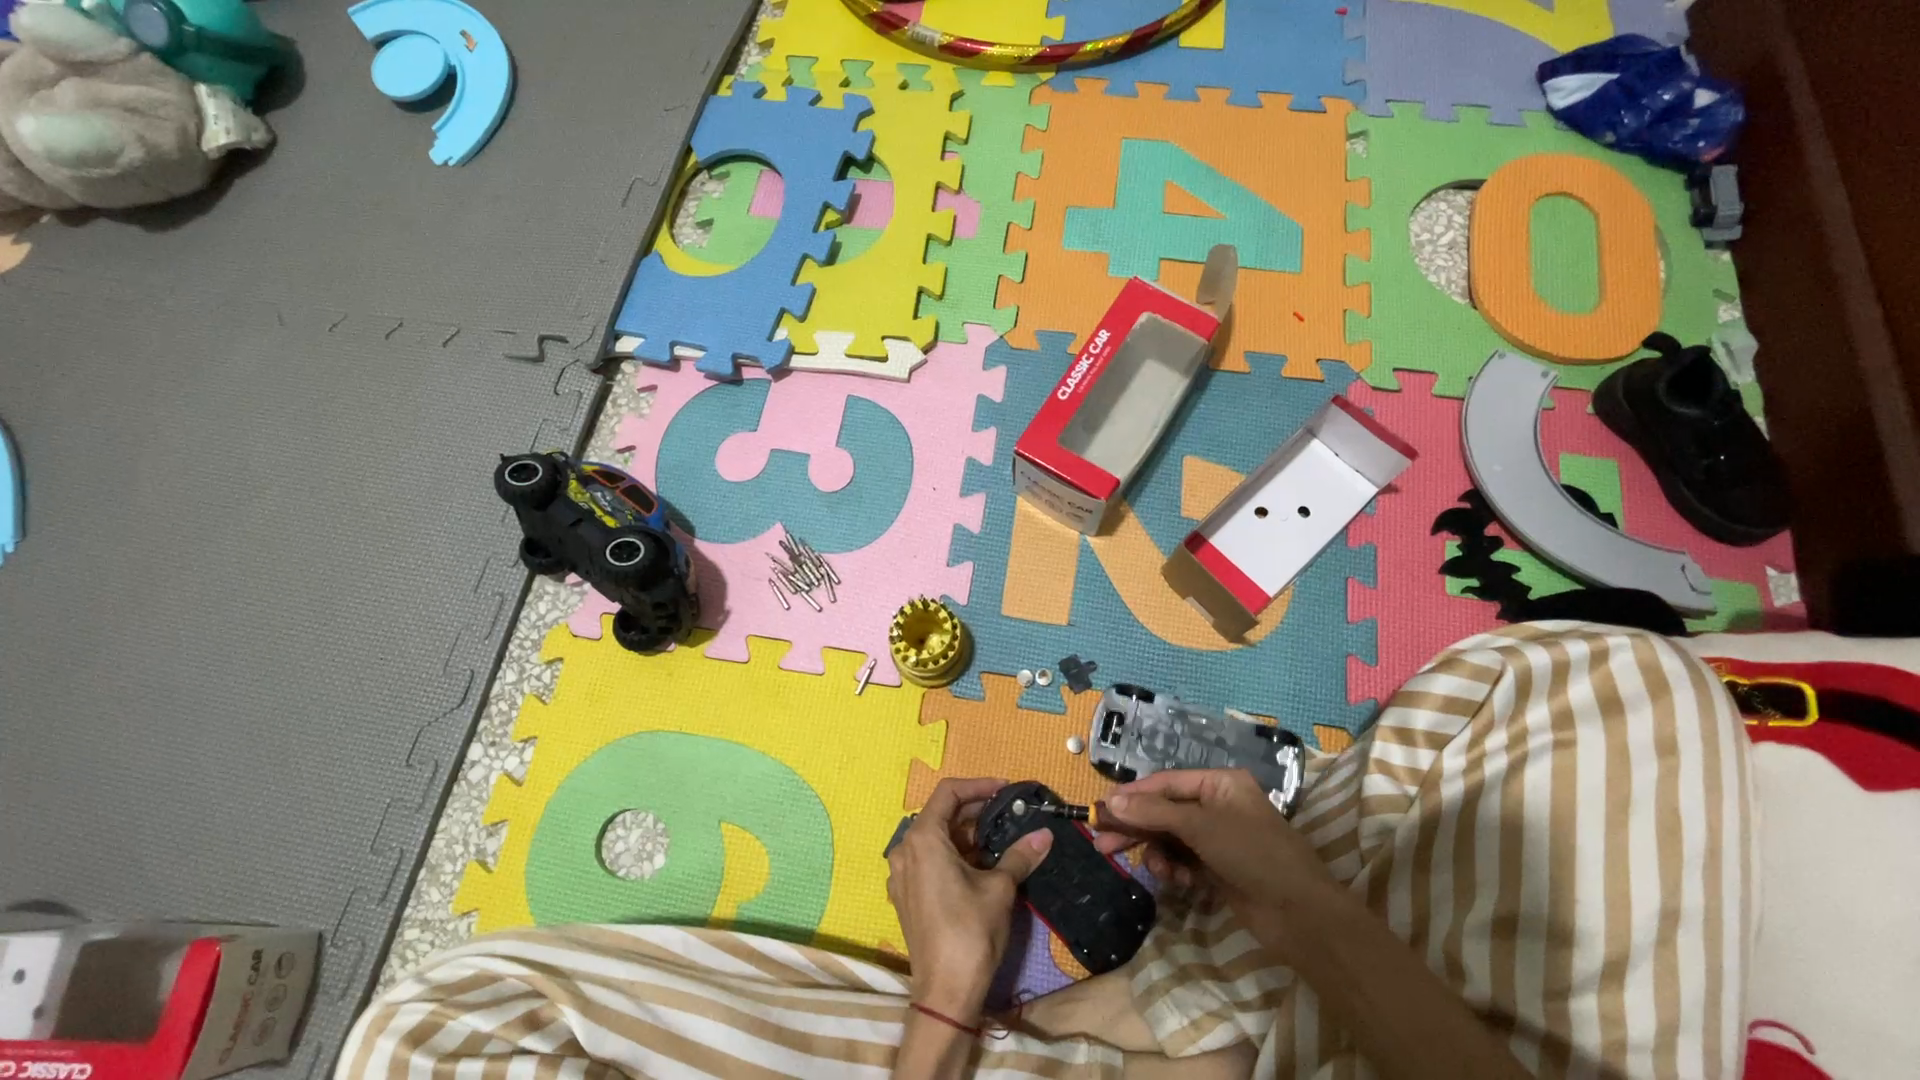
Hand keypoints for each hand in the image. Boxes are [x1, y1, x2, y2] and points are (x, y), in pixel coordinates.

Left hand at [886, 778, 1053, 1022]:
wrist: (945, 991)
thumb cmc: (970, 931)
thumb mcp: (1000, 888)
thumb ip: (1019, 855)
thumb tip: (1045, 834)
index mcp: (922, 839)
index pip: (948, 793)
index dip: (978, 786)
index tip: (1006, 790)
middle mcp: (904, 850)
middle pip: (940, 815)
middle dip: (975, 812)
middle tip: (1009, 814)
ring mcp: (902, 875)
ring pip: (935, 840)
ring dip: (966, 835)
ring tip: (1000, 840)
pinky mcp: (907, 896)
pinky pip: (929, 861)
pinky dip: (954, 856)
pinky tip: (981, 867)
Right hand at [1093, 769, 1330, 910]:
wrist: (1300, 914)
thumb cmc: (1253, 854)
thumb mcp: (1200, 827)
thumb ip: (1154, 812)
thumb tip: (1111, 800)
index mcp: (1220, 784)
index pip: (1165, 782)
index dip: (1133, 795)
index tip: (1100, 809)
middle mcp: (1218, 805)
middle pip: (1164, 811)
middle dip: (1136, 828)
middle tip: (1102, 844)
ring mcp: (1218, 838)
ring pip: (1170, 839)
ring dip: (1157, 854)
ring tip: (1155, 872)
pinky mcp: (1218, 868)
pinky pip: (1182, 861)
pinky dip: (1174, 870)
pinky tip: (1177, 882)